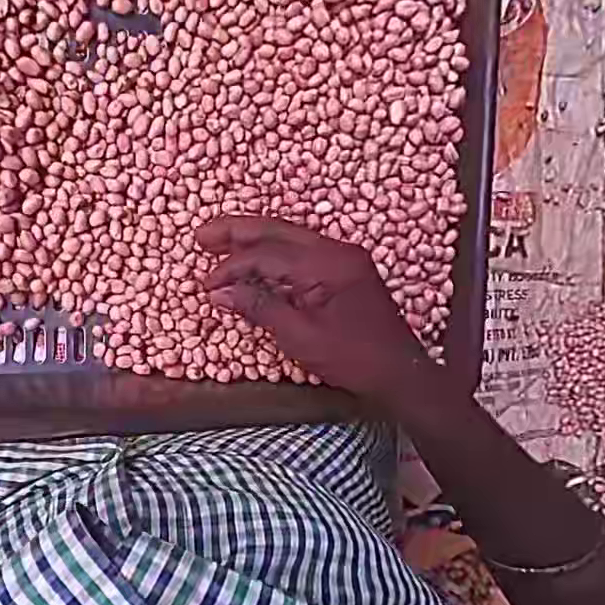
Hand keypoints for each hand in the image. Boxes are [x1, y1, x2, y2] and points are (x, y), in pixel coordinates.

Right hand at [195, 215, 438, 402]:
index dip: (232, 267)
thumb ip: (260, 309)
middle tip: (202, 236)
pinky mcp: (344, 270)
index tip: (208, 285)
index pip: (268, 255)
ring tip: (219, 242)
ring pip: (288, 237)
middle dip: (237, 231)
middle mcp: (337, 251)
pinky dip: (272, 256)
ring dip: (253, 240)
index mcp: (328, 264)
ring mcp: (343, 258)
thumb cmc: (354, 359)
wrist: (401, 374)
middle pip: (277, 230)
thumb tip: (221, 293)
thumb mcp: (301, 338)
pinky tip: (253, 264)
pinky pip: (301, 252)